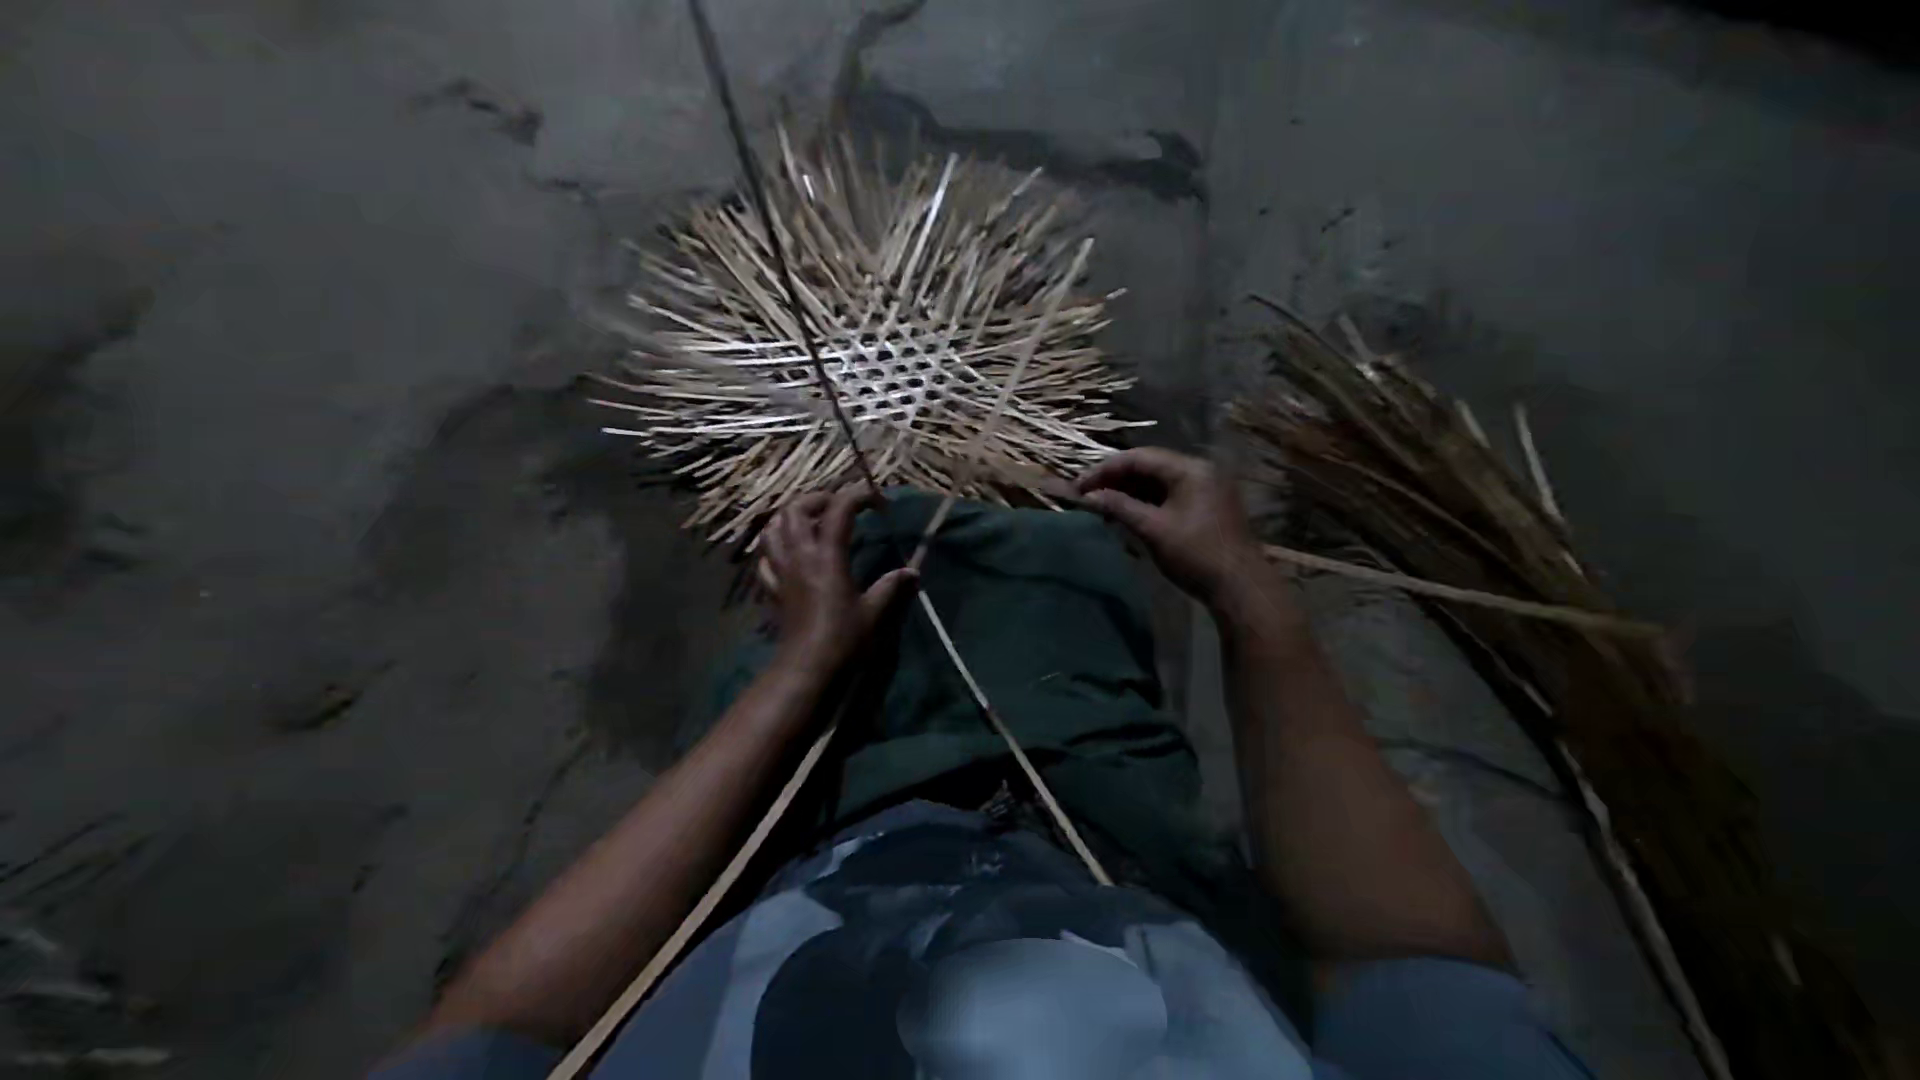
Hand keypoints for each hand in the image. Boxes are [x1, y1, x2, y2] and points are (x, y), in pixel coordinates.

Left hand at [758, 487, 915, 675]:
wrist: (806, 668)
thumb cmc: (843, 639)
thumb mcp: (874, 612)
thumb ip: (891, 587)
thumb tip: (912, 572)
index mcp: (827, 556)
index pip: (839, 510)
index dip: (858, 496)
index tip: (878, 502)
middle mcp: (800, 556)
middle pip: (795, 509)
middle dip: (817, 499)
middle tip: (838, 507)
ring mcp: (782, 571)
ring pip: (773, 529)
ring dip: (790, 517)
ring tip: (810, 522)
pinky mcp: (773, 589)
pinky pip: (765, 558)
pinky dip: (775, 546)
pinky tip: (788, 553)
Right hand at [1077, 448, 1268, 606]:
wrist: (1240, 587)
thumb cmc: (1196, 555)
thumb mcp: (1152, 529)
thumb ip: (1119, 507)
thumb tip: (1088, 497)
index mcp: (1190, 469)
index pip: (1138, 458)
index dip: (1104, 470)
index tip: (1079, 487)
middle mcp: (1199, 471)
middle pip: (1148, 466)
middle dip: (1115, 480)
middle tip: (1087, 496)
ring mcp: (1205, 488)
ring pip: (1157, 481)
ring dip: (1129, 491)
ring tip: (1102, 507)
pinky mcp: (1206, 506)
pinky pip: (1169, 495)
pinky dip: (1145, 502)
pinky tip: (1127, 515)